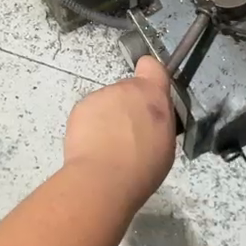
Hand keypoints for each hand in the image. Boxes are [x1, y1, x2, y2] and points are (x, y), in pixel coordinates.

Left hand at [62, 56, 176, 208]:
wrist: (104, 178)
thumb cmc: (143, 167)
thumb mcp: (165, 142)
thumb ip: (158, 120)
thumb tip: (148, 121)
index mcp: (153, 95)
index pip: (152, 66)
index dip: (150, 76)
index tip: (148, 93)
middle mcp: (126, 88)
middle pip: (128, 90)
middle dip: (127, 106)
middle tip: (128, 135)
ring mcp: (101, 95)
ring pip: (106, 102)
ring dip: (108, 117)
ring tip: (108, 146)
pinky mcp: (80, 107)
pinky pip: (89, 112)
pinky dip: (90, 125)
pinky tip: (93, 147)